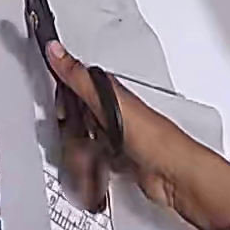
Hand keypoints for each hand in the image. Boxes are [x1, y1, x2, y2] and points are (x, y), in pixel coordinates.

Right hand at [46, 41, 229, 229]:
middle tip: (84, 148)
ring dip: (82, 162)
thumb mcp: (109, 103)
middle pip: (74, 123)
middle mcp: (110, 112)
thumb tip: (55, 49)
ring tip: (93, 169)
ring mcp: (113, 137)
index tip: (63, 118)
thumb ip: (79, 77)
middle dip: (73, 142)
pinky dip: (91, 174)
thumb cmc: (152, 137)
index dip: (63, 107)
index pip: (72, 90)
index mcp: (108, 92)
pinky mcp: (117, 160)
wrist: (174, 176)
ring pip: (81, 146)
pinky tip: (97, 180)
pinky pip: (91, 165)